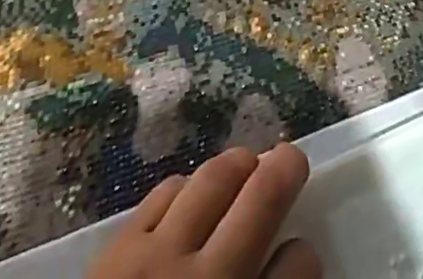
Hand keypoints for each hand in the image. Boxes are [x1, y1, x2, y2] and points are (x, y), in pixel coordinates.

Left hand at [87, 144, 320, 278]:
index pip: (296, 266)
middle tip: (291, 156)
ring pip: (211, 182)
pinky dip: (186, 186)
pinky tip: (191, 193)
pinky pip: (164, 194)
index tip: (300, 250)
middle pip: (260, 202)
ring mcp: (160, 257)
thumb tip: (286, 268)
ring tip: (246, 162)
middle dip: (283, 171)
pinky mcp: (119, 248)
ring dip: (236, 165)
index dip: (303, 254)